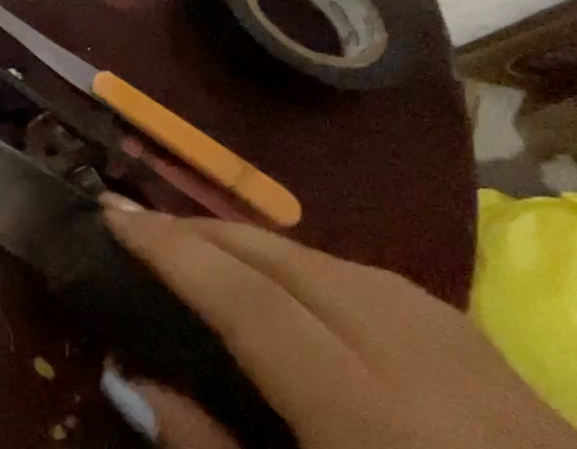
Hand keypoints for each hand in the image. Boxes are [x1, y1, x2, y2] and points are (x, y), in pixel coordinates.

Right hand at [102, 201, 576, 448]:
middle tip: (142, 219)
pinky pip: (411, 300)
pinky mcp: (527, 394)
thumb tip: (130, 379)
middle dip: (214, 233)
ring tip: (212, 245)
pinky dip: (337, 275)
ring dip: (273, 248)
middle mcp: (437, 383)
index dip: (175, 251)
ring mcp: (495, 383)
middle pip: (306, 271)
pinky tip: (314, 286)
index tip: (111, 213)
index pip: (254, 304)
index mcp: (376, 425)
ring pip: (362, 273)